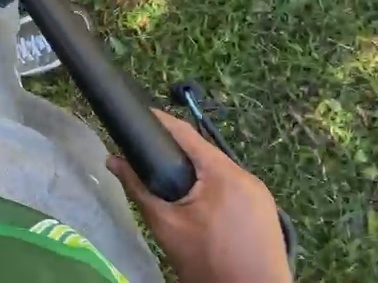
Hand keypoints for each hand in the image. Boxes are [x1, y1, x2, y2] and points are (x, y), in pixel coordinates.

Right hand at [108, 110, 290, 282]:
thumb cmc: (207, 262)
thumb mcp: (165, 224)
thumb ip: (138, 187)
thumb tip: (112, 160)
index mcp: (225, 174)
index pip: (186, 133)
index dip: (159, 121)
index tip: (136, 116)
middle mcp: (247, 177)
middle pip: (203, 151)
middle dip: (175, 150)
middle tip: (145, 152)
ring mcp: (260, 196)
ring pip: (218, 169)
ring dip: (193, 168)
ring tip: (165, 174)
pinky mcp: (266, 212)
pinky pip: (232, 186)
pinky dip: (210, 185)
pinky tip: (193, 196)